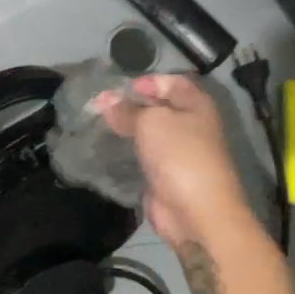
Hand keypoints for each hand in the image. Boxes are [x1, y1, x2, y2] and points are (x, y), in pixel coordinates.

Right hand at [98, 74, 251, 247]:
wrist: (196, 212)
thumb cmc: (179, 155)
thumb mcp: (150, 122)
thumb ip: (127, 110)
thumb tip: (105, 101)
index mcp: (196, 106)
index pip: (172, 82)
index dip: (147, 81)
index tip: (120, 87)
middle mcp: (190, 126)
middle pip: (158, 107)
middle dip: (131, 104)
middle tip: (100, 106)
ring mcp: (178, 153)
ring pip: (149, 133)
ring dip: (126, 129)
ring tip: (98, 124)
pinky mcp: (164, 175)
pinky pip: (143, 156)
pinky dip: (127, 152)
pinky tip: (105, 148)